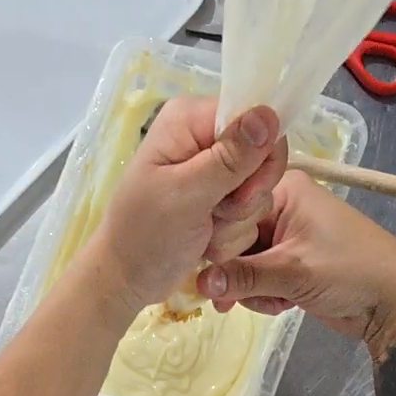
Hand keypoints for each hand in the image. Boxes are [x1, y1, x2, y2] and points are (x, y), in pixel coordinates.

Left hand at [80, 97, 286, 314]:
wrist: (127, 281)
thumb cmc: (144, 236)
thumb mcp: (185, 196)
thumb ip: (229, 159)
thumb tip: (269, 115)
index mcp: (190, 121)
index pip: (255, 118)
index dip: (258, 156)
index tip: (241, 190)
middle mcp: (204, 140)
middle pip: (264, 156)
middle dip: (246, 197)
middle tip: (216, 214)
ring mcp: (214, 174)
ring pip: (259, 192)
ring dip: (235, 223)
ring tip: (202, 232)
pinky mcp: (220, 203)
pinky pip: (250, 215)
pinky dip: (231, 237)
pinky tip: (204, 244)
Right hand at [196, 171, 395, 347]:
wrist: (393, 304)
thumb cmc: (350, 271)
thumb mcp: (293, 272)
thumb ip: (243, 277)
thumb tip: (199, 283)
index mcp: (282, 190)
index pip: (229, 212)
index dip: (219, 245)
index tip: (215, 272)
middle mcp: (280, 209)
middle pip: (231, 242)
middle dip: (237, 274)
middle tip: (235, 298)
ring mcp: (283, 238)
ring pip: (241, 266)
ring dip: (253, 290)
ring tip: (277, 300)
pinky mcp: (287, 264)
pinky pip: (256, 280)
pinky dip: (264, 296)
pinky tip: (284, 305)